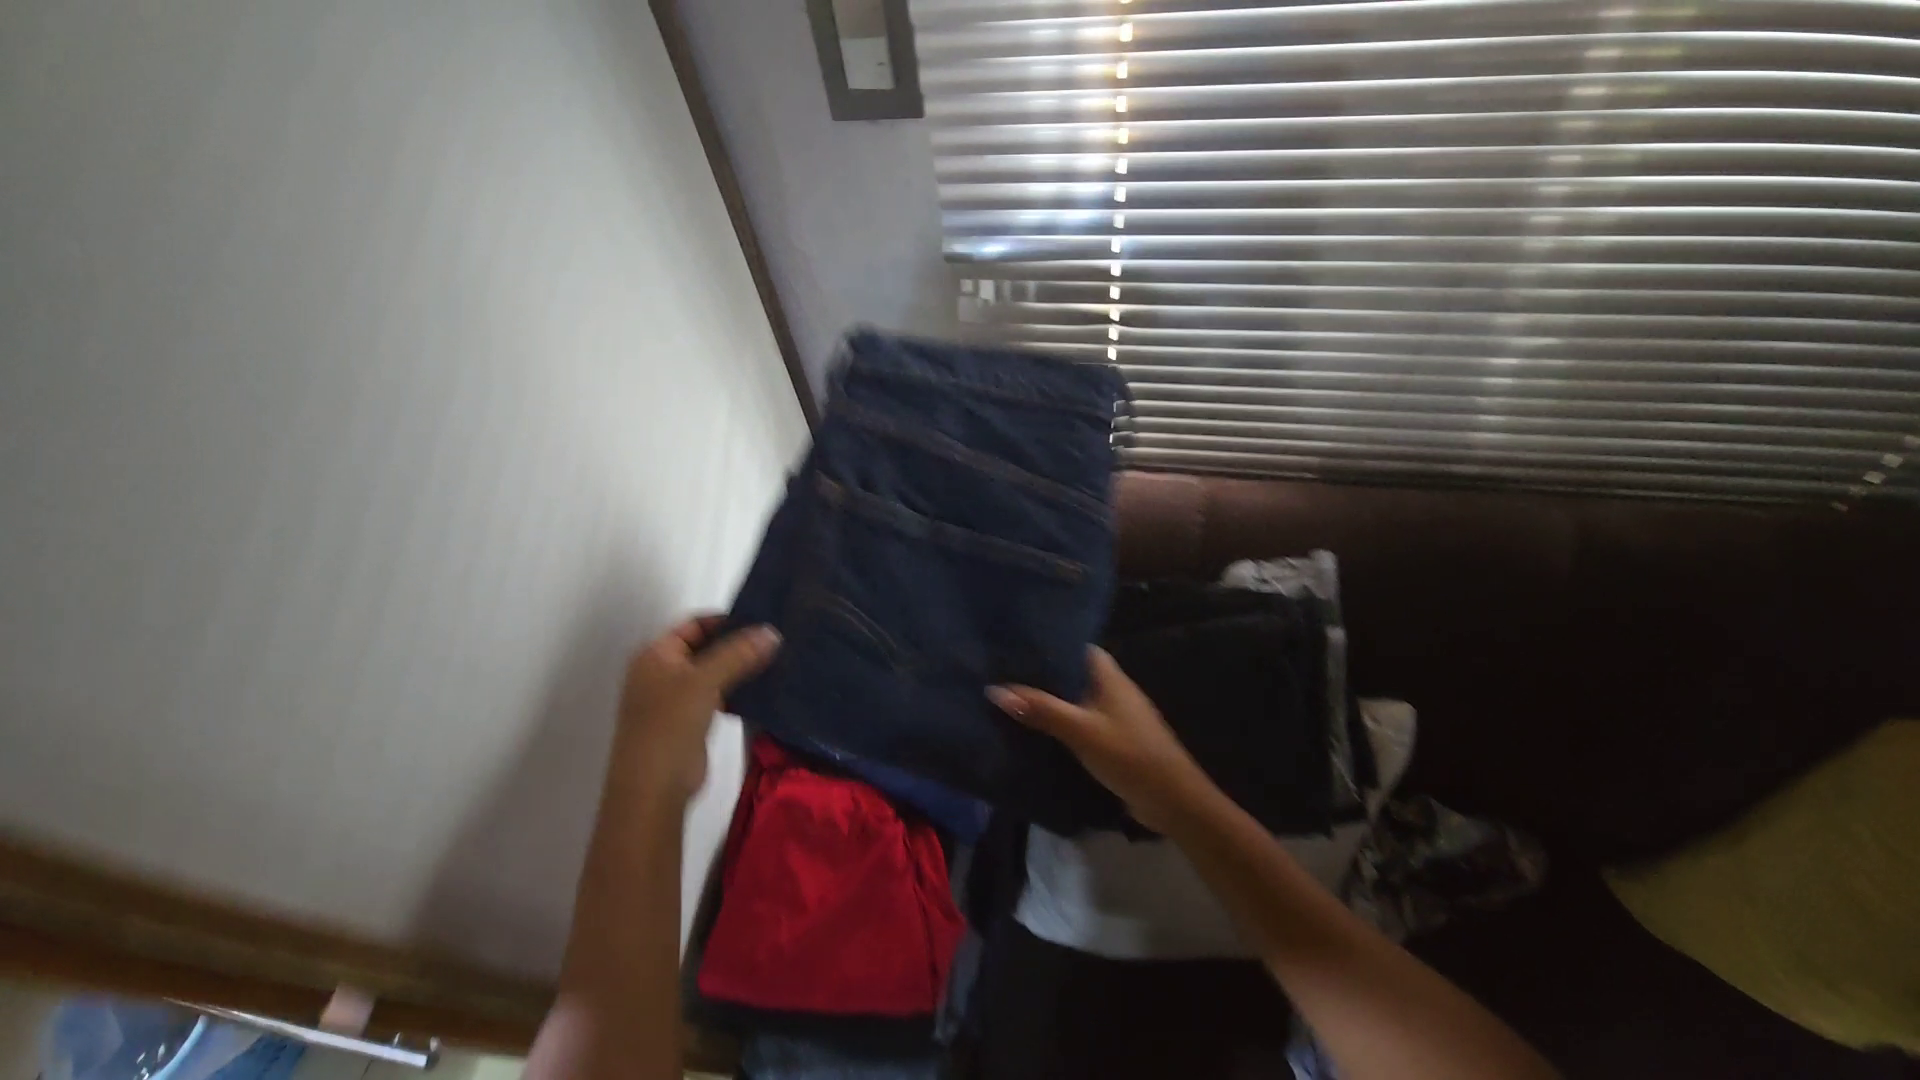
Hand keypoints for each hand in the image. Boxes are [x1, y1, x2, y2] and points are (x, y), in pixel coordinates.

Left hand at [614, 615, 780, 802]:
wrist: (653, 788)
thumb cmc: (670, 725)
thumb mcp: (704, 681)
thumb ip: (738, 654)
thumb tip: (772, 632)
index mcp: (654, 654)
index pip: (694, 624)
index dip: (726, 621)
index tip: (762, 621)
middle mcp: (661, 672)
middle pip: (704, 648)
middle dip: (737, 645)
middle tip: (776, 641)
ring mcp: (674, 699)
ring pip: (712, 674)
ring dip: (739, 669)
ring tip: (776, 662)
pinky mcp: (689, 722)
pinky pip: (716, 697)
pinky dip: (736, 692)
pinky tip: (763, 691)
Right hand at [989, 648, 1212, 832]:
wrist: (1172, 800)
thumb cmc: (1129, 754)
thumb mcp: (1080, 730)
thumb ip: (1041, 709)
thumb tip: (995, 690)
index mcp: (1111, 678)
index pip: (1080, 649)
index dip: (1052, 645)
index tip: (1018, 647)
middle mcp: (1115, 692)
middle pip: (1076, 676)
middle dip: (1045, 678)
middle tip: (1005, 677)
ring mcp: (1118, 719)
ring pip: (1078, 703)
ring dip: (1053, 704)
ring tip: (1013, 702)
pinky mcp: (1116, 743)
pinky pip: (1083, 726)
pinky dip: (1063, 727)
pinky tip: (1038, 734)